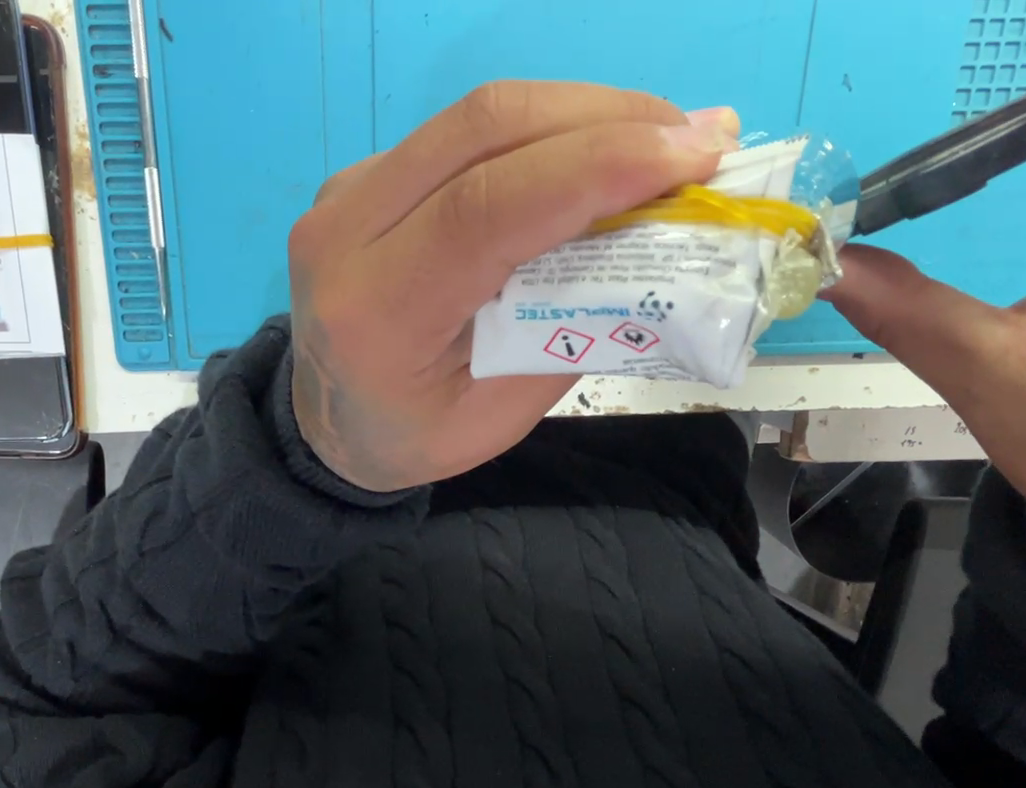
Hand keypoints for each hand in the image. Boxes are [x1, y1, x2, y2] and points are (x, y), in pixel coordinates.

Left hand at [287, 83, 738, 491]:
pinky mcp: (360, 179)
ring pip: (474, 118)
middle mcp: (342, 234)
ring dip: (581, 115)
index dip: (598, 165)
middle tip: (699, 139)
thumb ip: (572, 326)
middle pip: (482, 130)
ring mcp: (343, 195)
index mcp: (374, 313)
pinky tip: (587, 156)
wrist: (326, 423)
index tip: (699, 154)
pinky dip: (540, 134)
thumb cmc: (414, 435)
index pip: (486, 208)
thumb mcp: (499, 413)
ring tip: (660, 140)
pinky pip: (459, 135)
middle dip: (606, 118)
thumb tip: (666, 236)